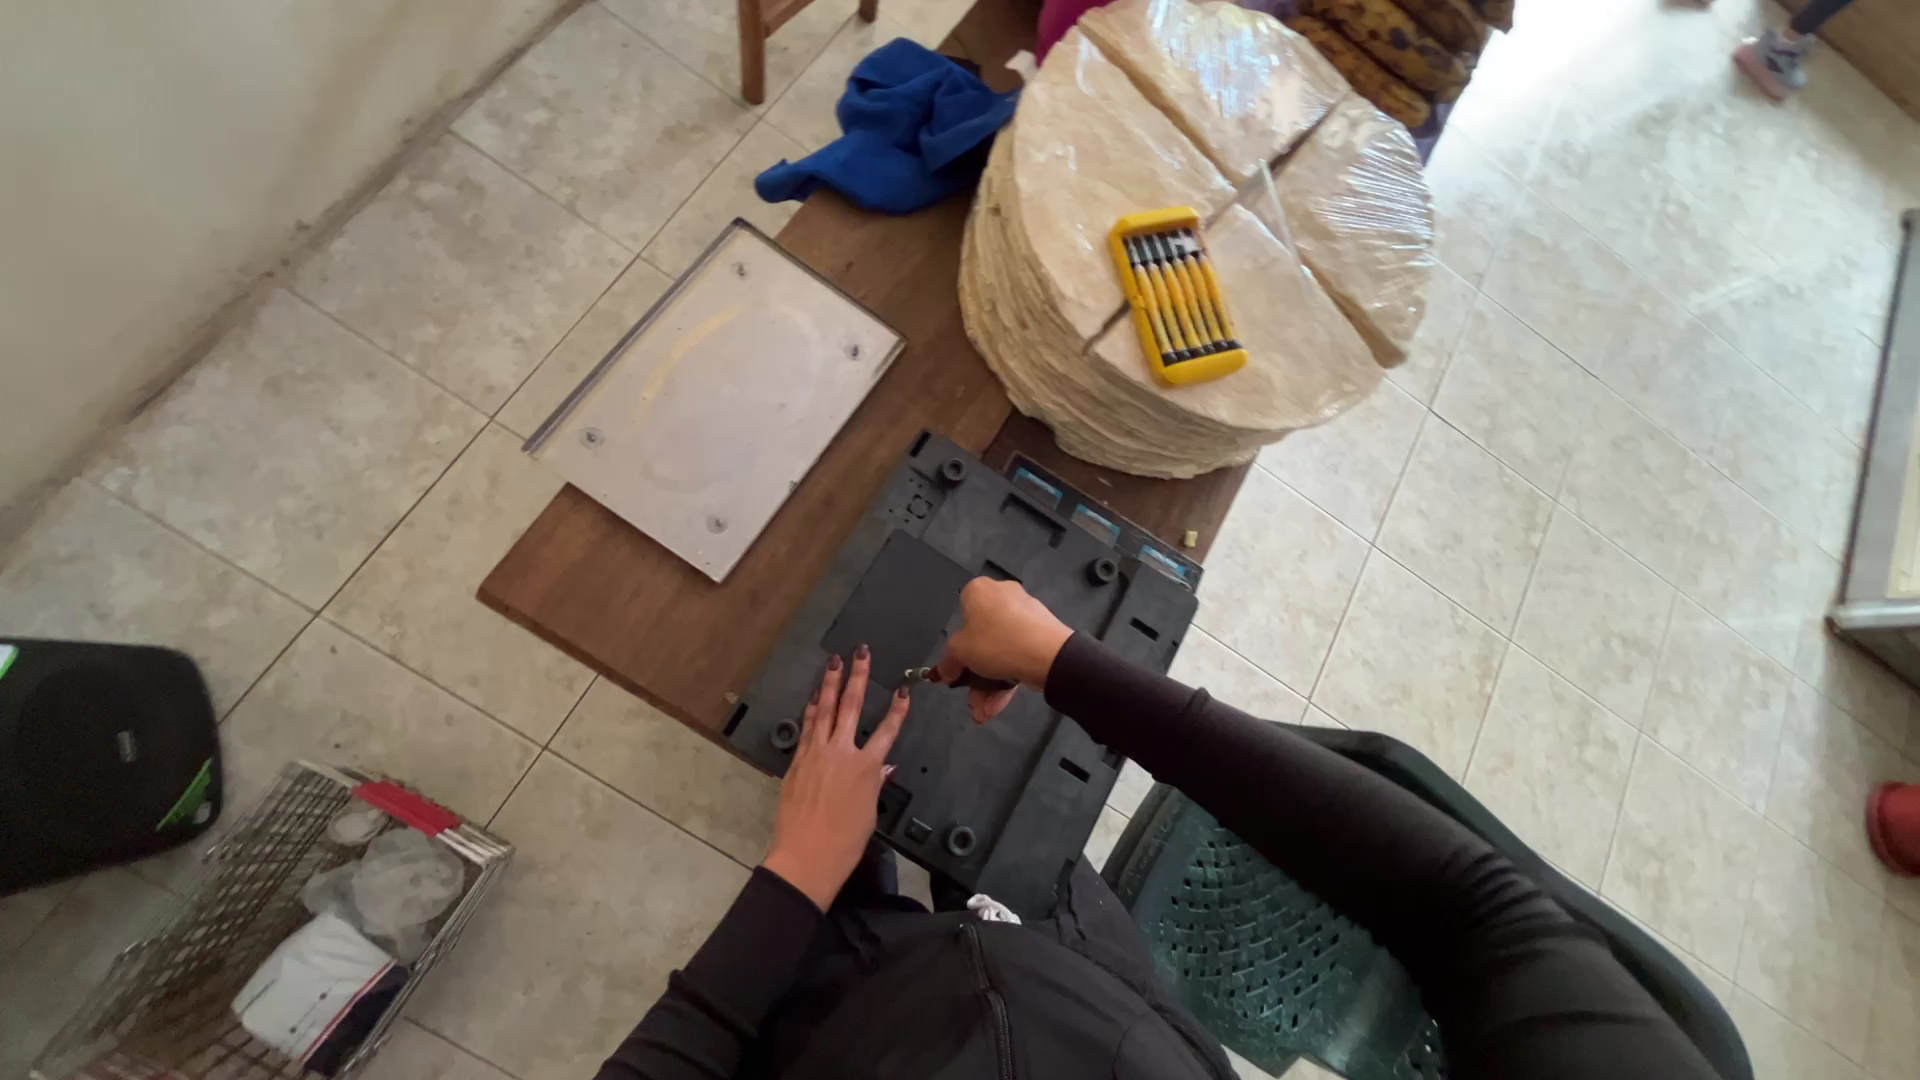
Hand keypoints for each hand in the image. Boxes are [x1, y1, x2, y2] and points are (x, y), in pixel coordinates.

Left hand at [761, 646, 908, 910]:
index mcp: (867, 767)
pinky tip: (812, 698)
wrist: (807, 857)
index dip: (898, 710)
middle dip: (858, 676)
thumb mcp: (868, 812)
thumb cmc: (846, 841)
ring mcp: (817, 754)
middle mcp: (842, 753)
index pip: (888, 731)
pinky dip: (811, 711)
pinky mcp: (798, 762)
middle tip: (860, 652)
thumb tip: (885, 767)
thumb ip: (875, 784)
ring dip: (829, 684)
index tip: (904, 690)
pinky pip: (807, 729)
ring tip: (833, 662)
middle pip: (852, 706)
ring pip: (824, 710)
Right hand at [932, 578, 1072, 723]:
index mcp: (979, 590)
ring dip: (989, 683)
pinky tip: (998, 703)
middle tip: (971, 695)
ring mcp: (1025, 613)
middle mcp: (1003, 594)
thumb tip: (944, 671)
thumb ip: (948, 661)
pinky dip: (1007, 676)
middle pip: (982, 638)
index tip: (956, 667)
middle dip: (975, 673)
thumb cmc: (995, 643)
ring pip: (1000, 650)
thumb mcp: (959, 653)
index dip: (956, 644)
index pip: (961, 614)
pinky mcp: (1041, 631)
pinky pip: (1018, 653)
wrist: (1048, 654)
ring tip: (984, 709)